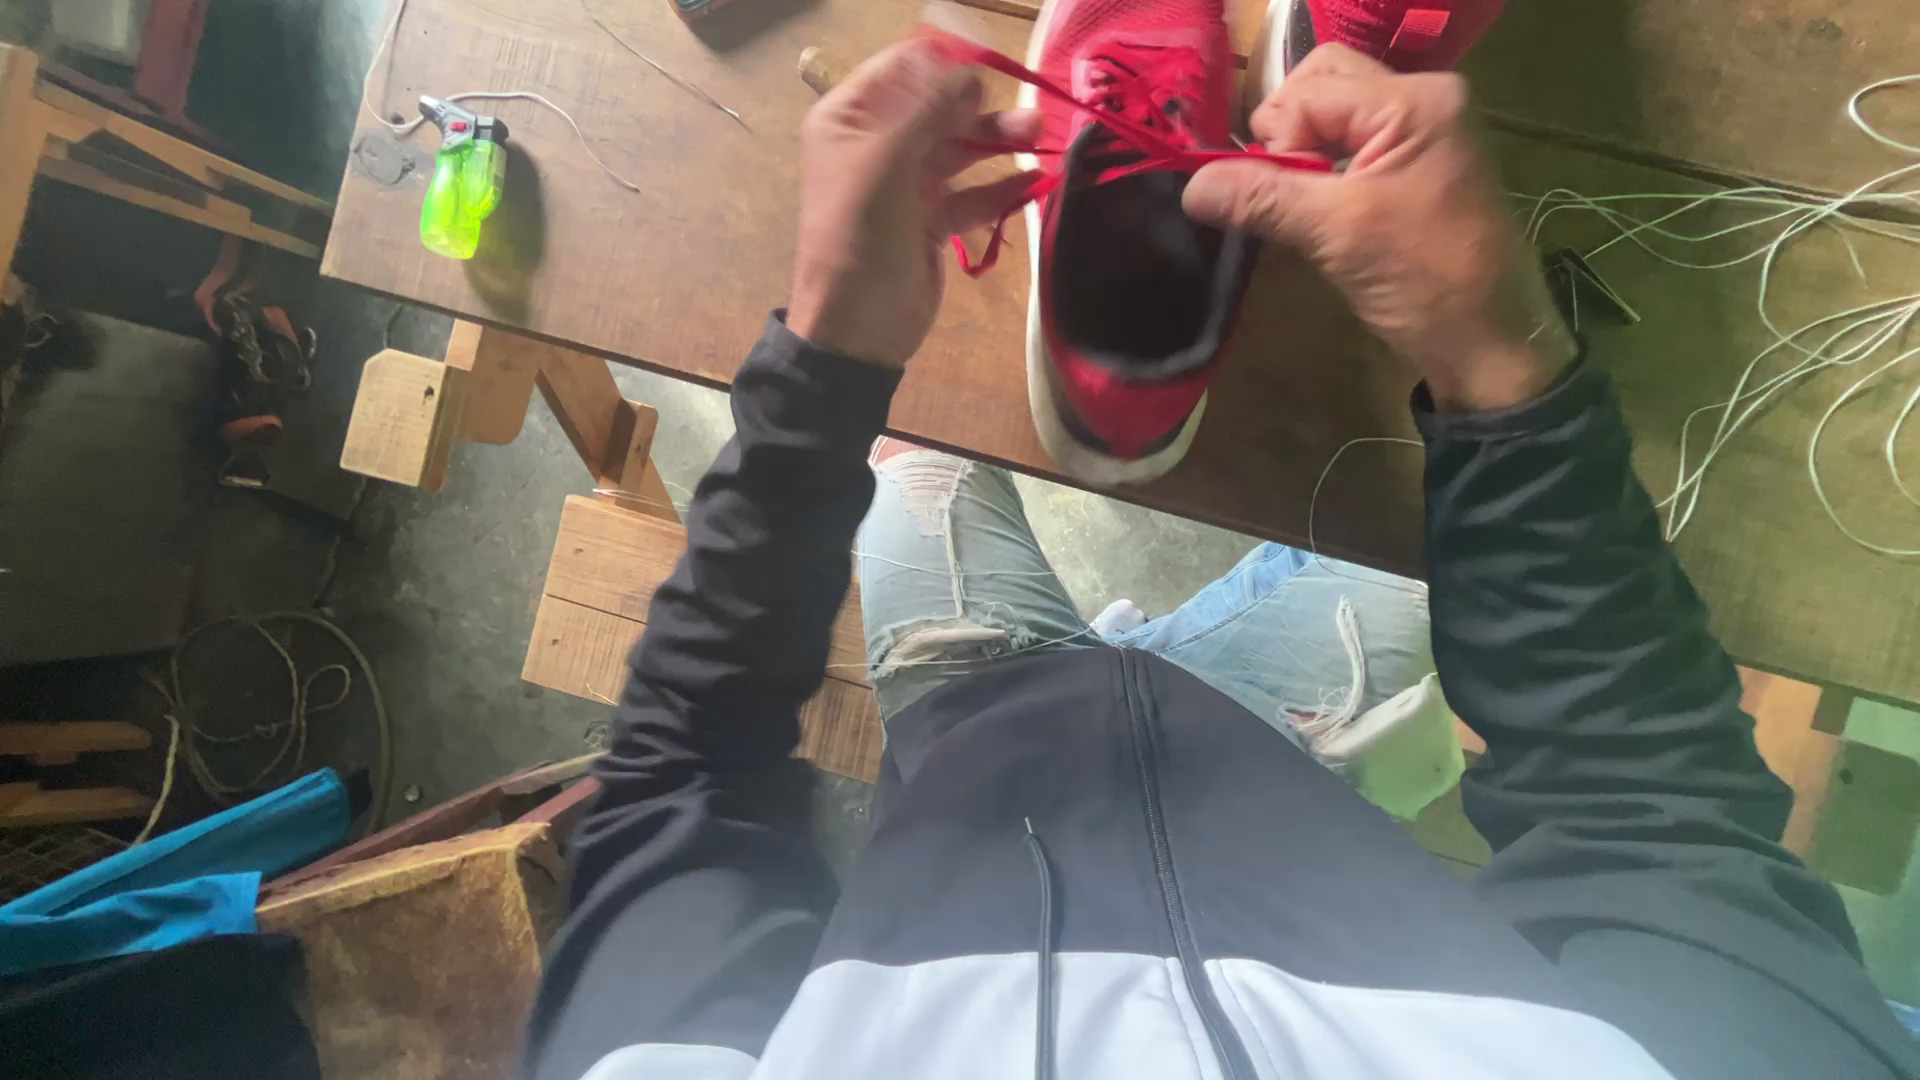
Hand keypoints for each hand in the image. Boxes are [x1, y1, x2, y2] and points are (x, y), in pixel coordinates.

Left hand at [789, 39, 1040, 368]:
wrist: (859, 328)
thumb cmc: (860, 240)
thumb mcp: (886, 166)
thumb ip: (928, 113)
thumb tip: (972, 77)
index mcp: (850, 120)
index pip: (902, 68)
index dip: (945, 65)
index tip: (987, 74)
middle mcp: (878, 145)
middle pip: (938, 108)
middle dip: (980, 107)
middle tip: (1023, 113)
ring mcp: (907, 184)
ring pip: (960, 150)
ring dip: (998, 142)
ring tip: (1037, 136)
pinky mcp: (932, 221)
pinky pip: (971, 195)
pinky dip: (1000, 190)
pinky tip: (1032, 185)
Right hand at [1182, 46, 1574, 411]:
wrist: (1482, 334)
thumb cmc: (1421, 277)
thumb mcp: (1336, 232)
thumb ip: (1262, 199)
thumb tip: (1190, 185)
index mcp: (1411, 101)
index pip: (1308, 89)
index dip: (1275, 140)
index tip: (1278, 199)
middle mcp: (1417, 101)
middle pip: (1319, 85)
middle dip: (1283, 134)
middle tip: (1282, 192)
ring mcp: (1415, 134)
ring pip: (1328, 116)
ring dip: (1296, 155)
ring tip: (1297, 206)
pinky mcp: (1407, 168)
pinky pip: (1344, 146)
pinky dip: (1315, 171)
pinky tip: (1313, 210)